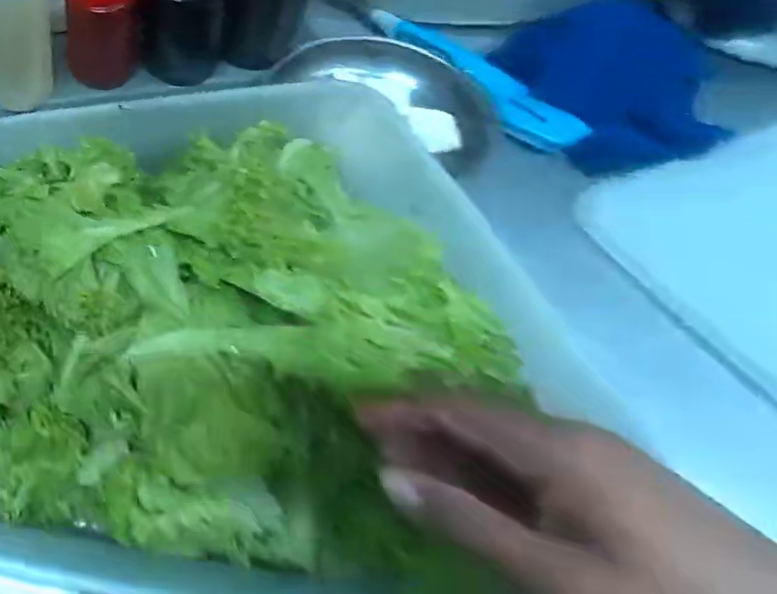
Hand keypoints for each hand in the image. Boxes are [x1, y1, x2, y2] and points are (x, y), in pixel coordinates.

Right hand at [360, 398, 776, 593]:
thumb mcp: (560, 578)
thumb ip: (467, 522)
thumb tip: (385, 477)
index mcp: (558, 446)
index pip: (454, 408)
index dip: (398, 409)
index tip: (351, 416)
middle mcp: (578, 438)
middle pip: (479, 419)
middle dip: (424, 432)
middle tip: (380, 456)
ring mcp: (611, 463)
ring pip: (509, 442)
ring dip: (459, 455)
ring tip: (421, 477)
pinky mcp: (632, 490)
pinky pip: (540, 463)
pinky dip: (497, 473)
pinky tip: (484, 496)